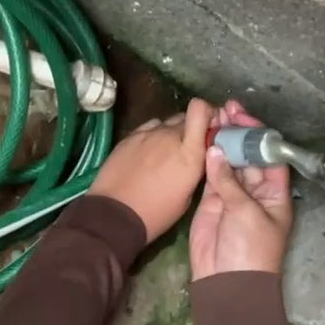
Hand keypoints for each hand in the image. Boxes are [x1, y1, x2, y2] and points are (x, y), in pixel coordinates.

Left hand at [91, 98, 215, 242]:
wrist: (115, 214)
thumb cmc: (156, 213)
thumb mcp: (187, 196)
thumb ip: (194, 168)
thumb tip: (195, 156)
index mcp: (190, 152)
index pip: (200, 110)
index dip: (206, 113)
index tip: (209, 127)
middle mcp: (169, 135)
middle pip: (185, 118)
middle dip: (190, 128)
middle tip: (186, 147)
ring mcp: (147, 133)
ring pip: (166, 123)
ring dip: (170, 133)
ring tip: (165, 152)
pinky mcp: (129, 136)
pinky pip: (148, 128)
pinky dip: (152, 136)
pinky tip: (147, 152)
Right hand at [189, 101, 293, 278]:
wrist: (228, 282)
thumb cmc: (250, 249)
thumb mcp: (246, 213)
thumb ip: (229, 181)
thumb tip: (214, 150)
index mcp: (275, 193)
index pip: (270, 156)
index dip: (258, 135)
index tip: (243, 117)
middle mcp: (256, 189)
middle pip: (248, 154)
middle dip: (238, 132)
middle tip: (224, 108)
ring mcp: (232, 194)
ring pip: (228, 161)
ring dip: (221, 140)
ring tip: (211, 116)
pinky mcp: (211, 200)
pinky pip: (210, 173)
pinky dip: (206, 156)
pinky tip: (201, 138)